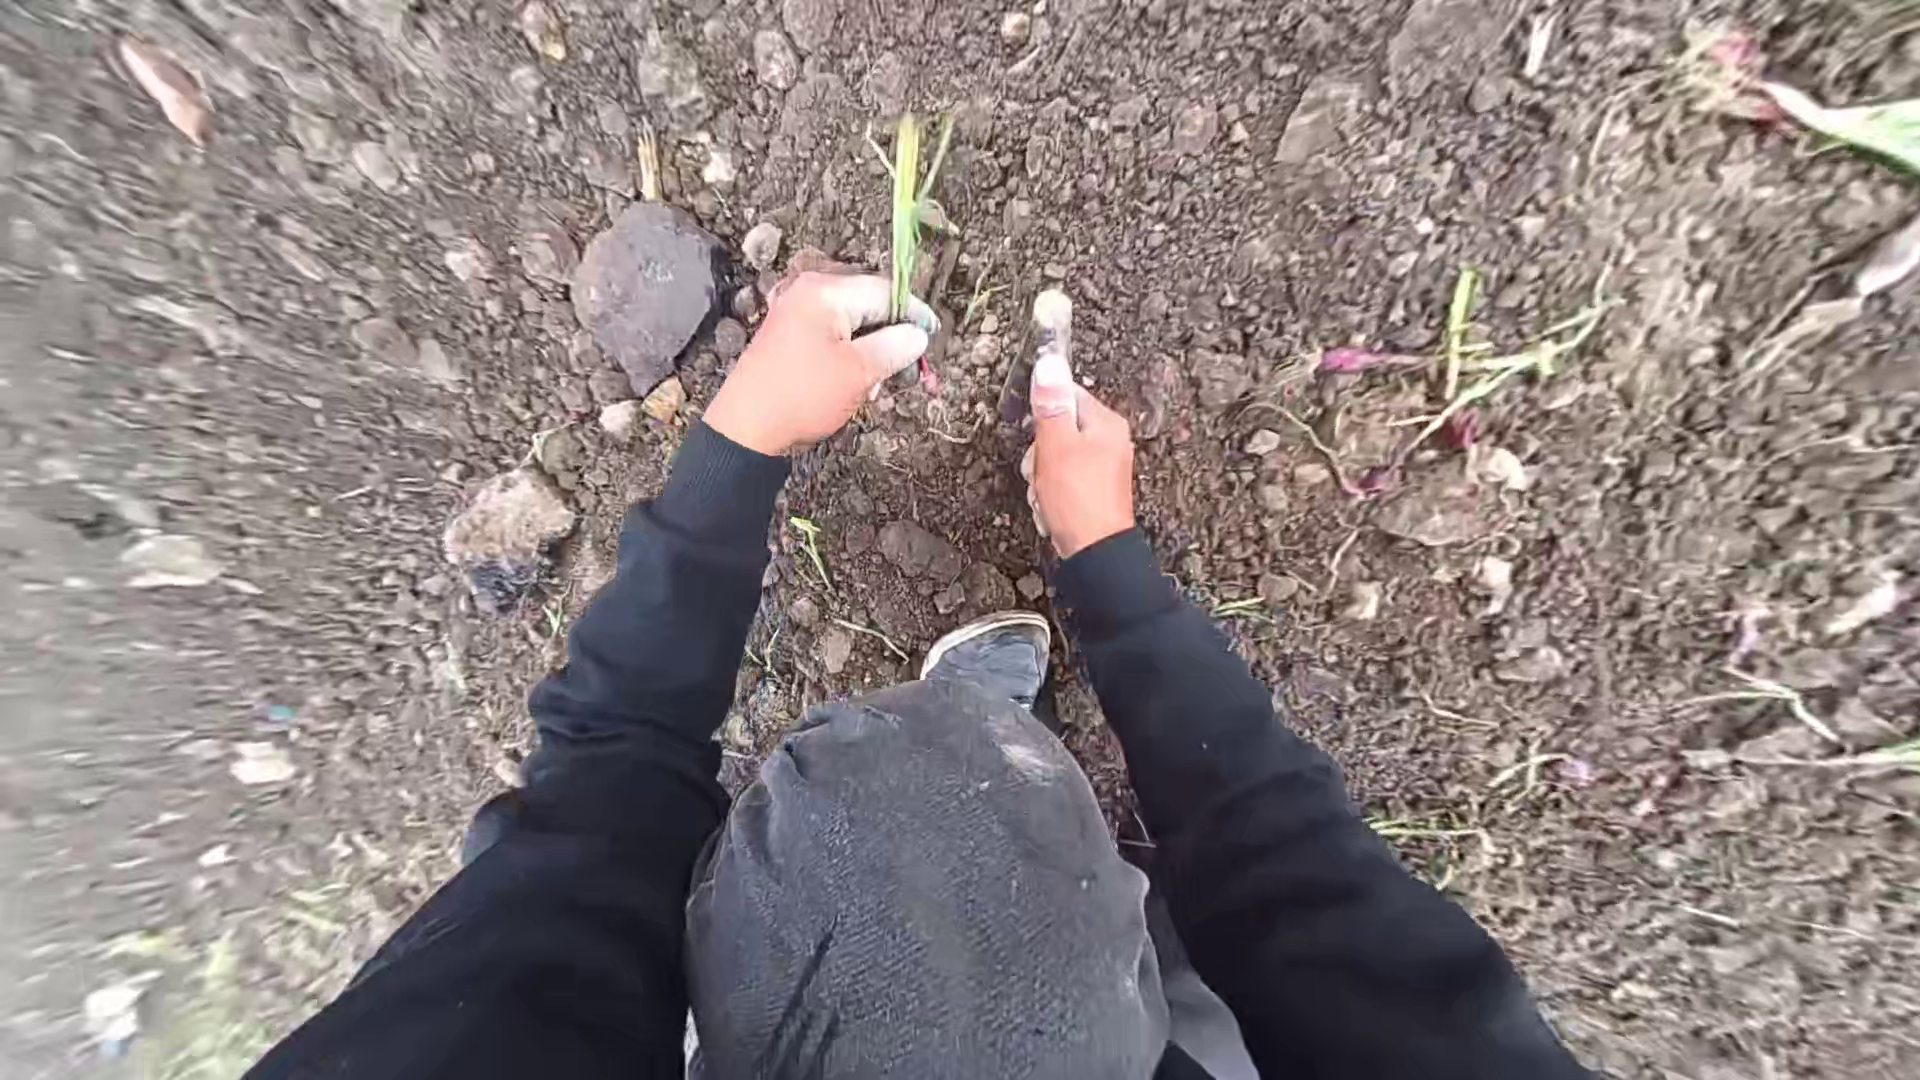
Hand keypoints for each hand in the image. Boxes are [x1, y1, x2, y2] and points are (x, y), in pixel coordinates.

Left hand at [703, 272, 937, 455]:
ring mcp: (797, 315)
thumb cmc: (802, 395)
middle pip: (868, 306)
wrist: (748, 427)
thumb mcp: (858, 372)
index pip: (884, 290)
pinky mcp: (792, 339)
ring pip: (853, 326)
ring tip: (874, 386)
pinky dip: (850, 359)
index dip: (913, 313)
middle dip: (891, 337)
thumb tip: (918, 335)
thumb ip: (894, 347)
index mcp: (825, 291)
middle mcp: (809, 294)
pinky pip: (833, 340)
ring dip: (872, 353)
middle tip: (907, 368)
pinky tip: (854, 385)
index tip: (933, 334)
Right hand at [1026, 341, 1134, 558]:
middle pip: (1058, 427)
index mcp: (1105, 423)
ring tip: (1046, 492)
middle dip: (1039, 452)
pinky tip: (1051, 505)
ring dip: (1041, 475)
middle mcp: (1108, 440)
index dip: (1042, 415)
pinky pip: (1061, 477)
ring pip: (1055, 455)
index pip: (1066, 395)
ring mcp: (1101, 466)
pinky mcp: (1091, 487)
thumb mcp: (1056, 446)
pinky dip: (1050, 491)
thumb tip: (1049, 364)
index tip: (1037, 436)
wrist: (1093, 552)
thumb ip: (1051, 405)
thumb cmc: (1078, 501)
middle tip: (1042, 470)